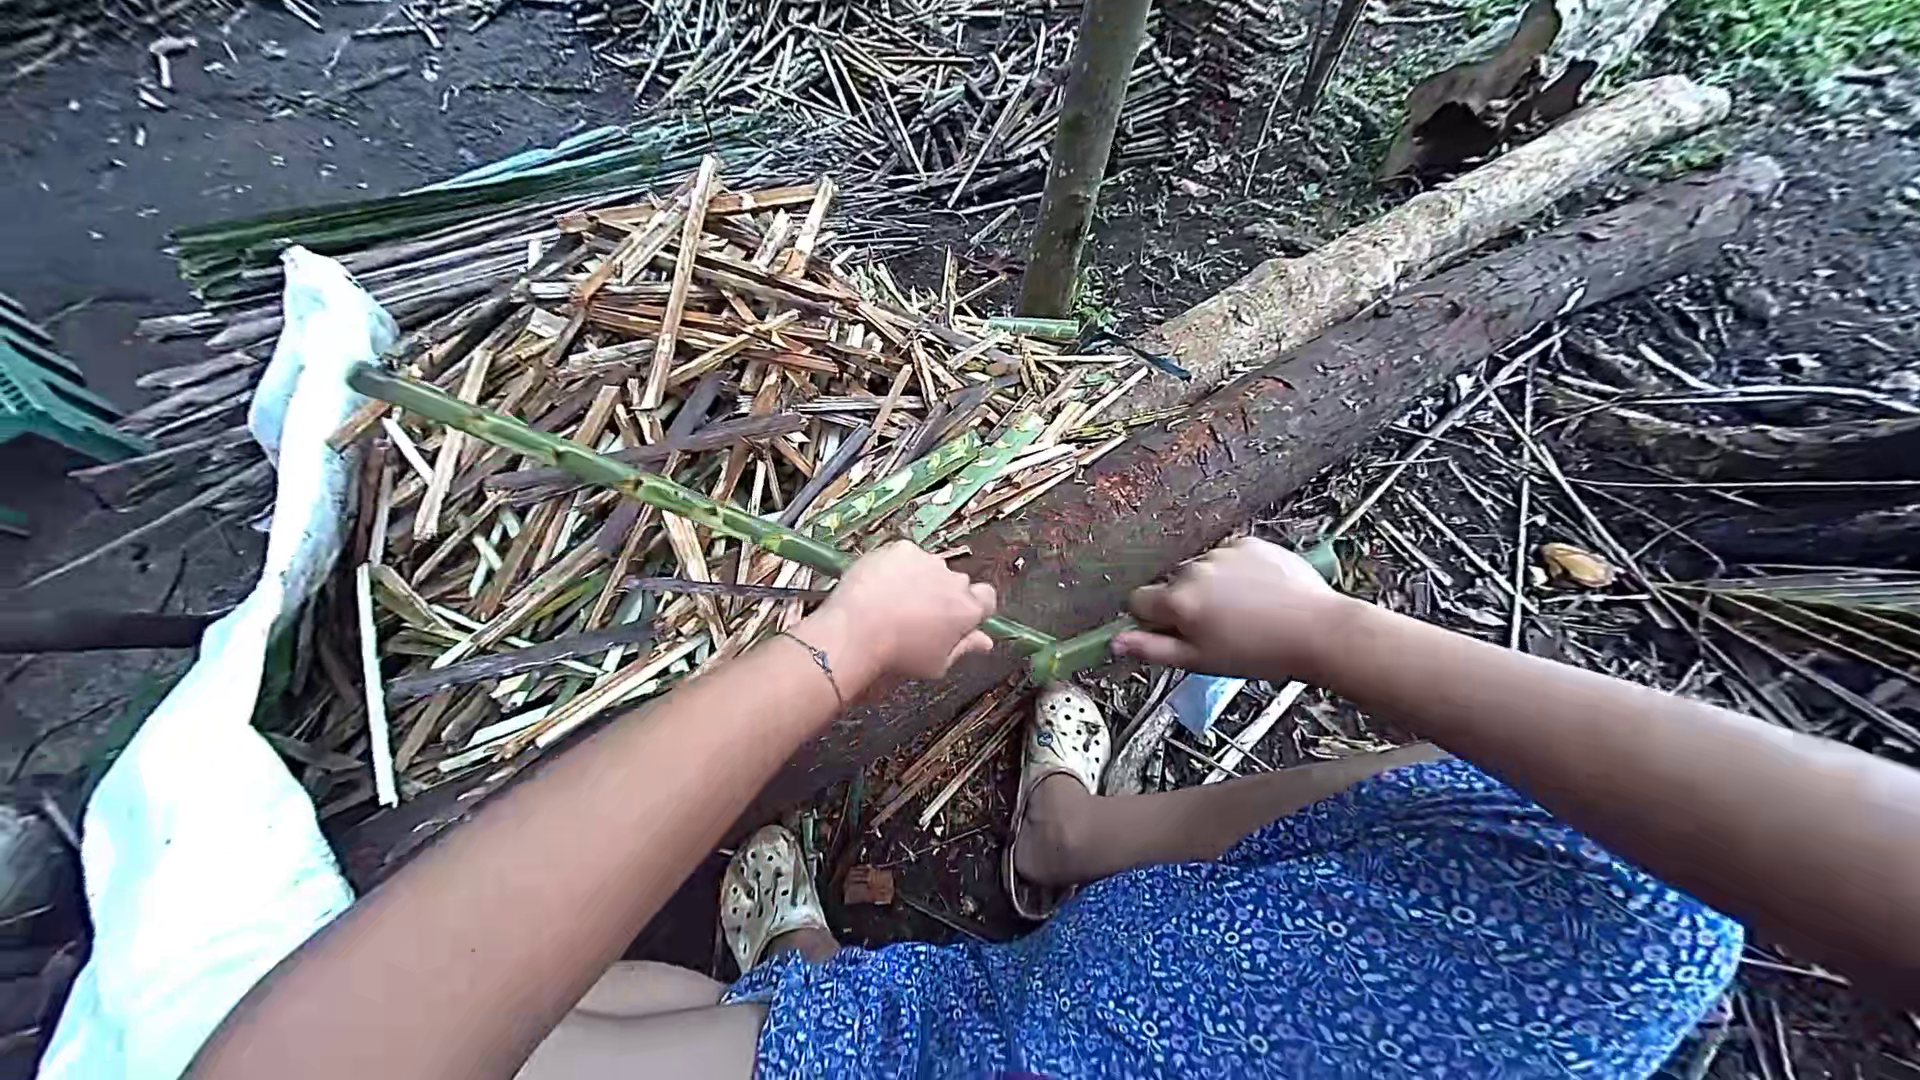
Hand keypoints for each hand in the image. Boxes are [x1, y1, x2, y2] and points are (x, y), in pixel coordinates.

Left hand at [799, 541, 996, 693]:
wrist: (856, 631)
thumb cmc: (896, 654)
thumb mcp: (937, 664)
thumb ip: (964, 648)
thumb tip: (983, 642)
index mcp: (968, 609)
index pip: (987, 598)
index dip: (973, 606)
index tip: (957, 617)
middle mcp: (954, 581)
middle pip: (957, 583)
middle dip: (942, 595)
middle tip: (919, 614)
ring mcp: (928, 561)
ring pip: (930, 568)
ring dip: (919, 579)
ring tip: (894, 602)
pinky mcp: (903, 549)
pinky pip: (906, 556)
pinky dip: (897, 567)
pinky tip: (883, 586)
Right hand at [1112, 537, 1347, 681]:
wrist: (1319, 631)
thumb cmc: (1259, 652)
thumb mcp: (1199, 661)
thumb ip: (1151, 648)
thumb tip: (1115, 641)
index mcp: (1177, 600)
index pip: (1138, 601)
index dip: (1152, 619)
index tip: (1174, 631)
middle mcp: (1193, 569)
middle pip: (1170, 584)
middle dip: (1183, 602)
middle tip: (1215, 626)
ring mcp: (1221, 553)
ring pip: (1198, 570)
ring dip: (1209, 586)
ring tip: (1242, 610)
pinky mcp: (1247, 543)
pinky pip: (1227, 556)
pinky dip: (1234, 571)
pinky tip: (1256, 591)